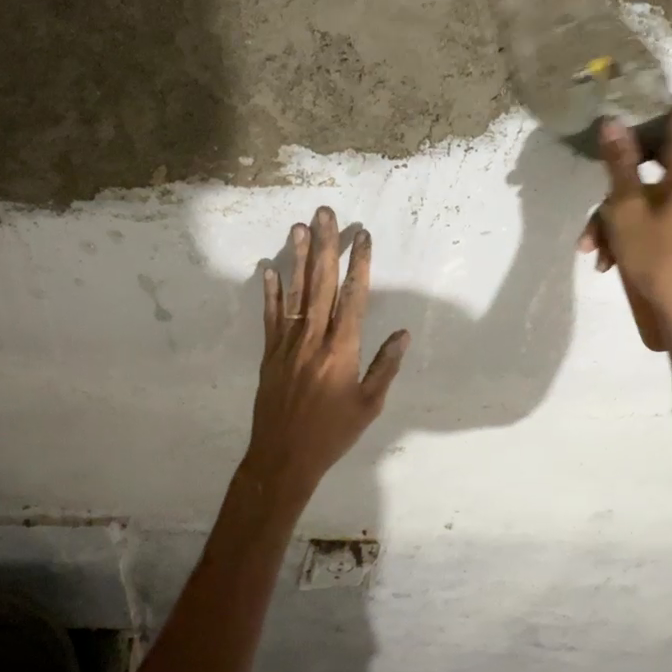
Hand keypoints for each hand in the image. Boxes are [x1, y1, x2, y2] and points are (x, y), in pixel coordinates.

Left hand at [241, 207, 408, 503]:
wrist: (283, 459)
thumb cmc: (332, 433)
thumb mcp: (369, 405)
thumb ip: (385, 366)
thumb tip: (403, 334)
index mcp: (342, 350)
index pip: (353, 296)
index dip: (359, 264)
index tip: (363, 235)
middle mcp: (314, 339)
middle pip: (321, 283)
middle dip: (326, 245)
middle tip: (327, 213)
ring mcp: (288, 343)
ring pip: (295, 292)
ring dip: (299, 257)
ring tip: (300, 226)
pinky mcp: (269, 353)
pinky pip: (271, 316)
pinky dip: (270, 291)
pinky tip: (269, 267)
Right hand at [579, 100, 671, 350]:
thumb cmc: (660, 261)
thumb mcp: (628, 211)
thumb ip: (619, 163)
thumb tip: (613, 121)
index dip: (652, 104)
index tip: (618, 107)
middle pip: (658, 152)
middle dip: (618, 172)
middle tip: (594, 180)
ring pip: (650, 190)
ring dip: (615, 211)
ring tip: (590, 245)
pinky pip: (657, 213)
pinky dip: (630, 228)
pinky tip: (604, 259)